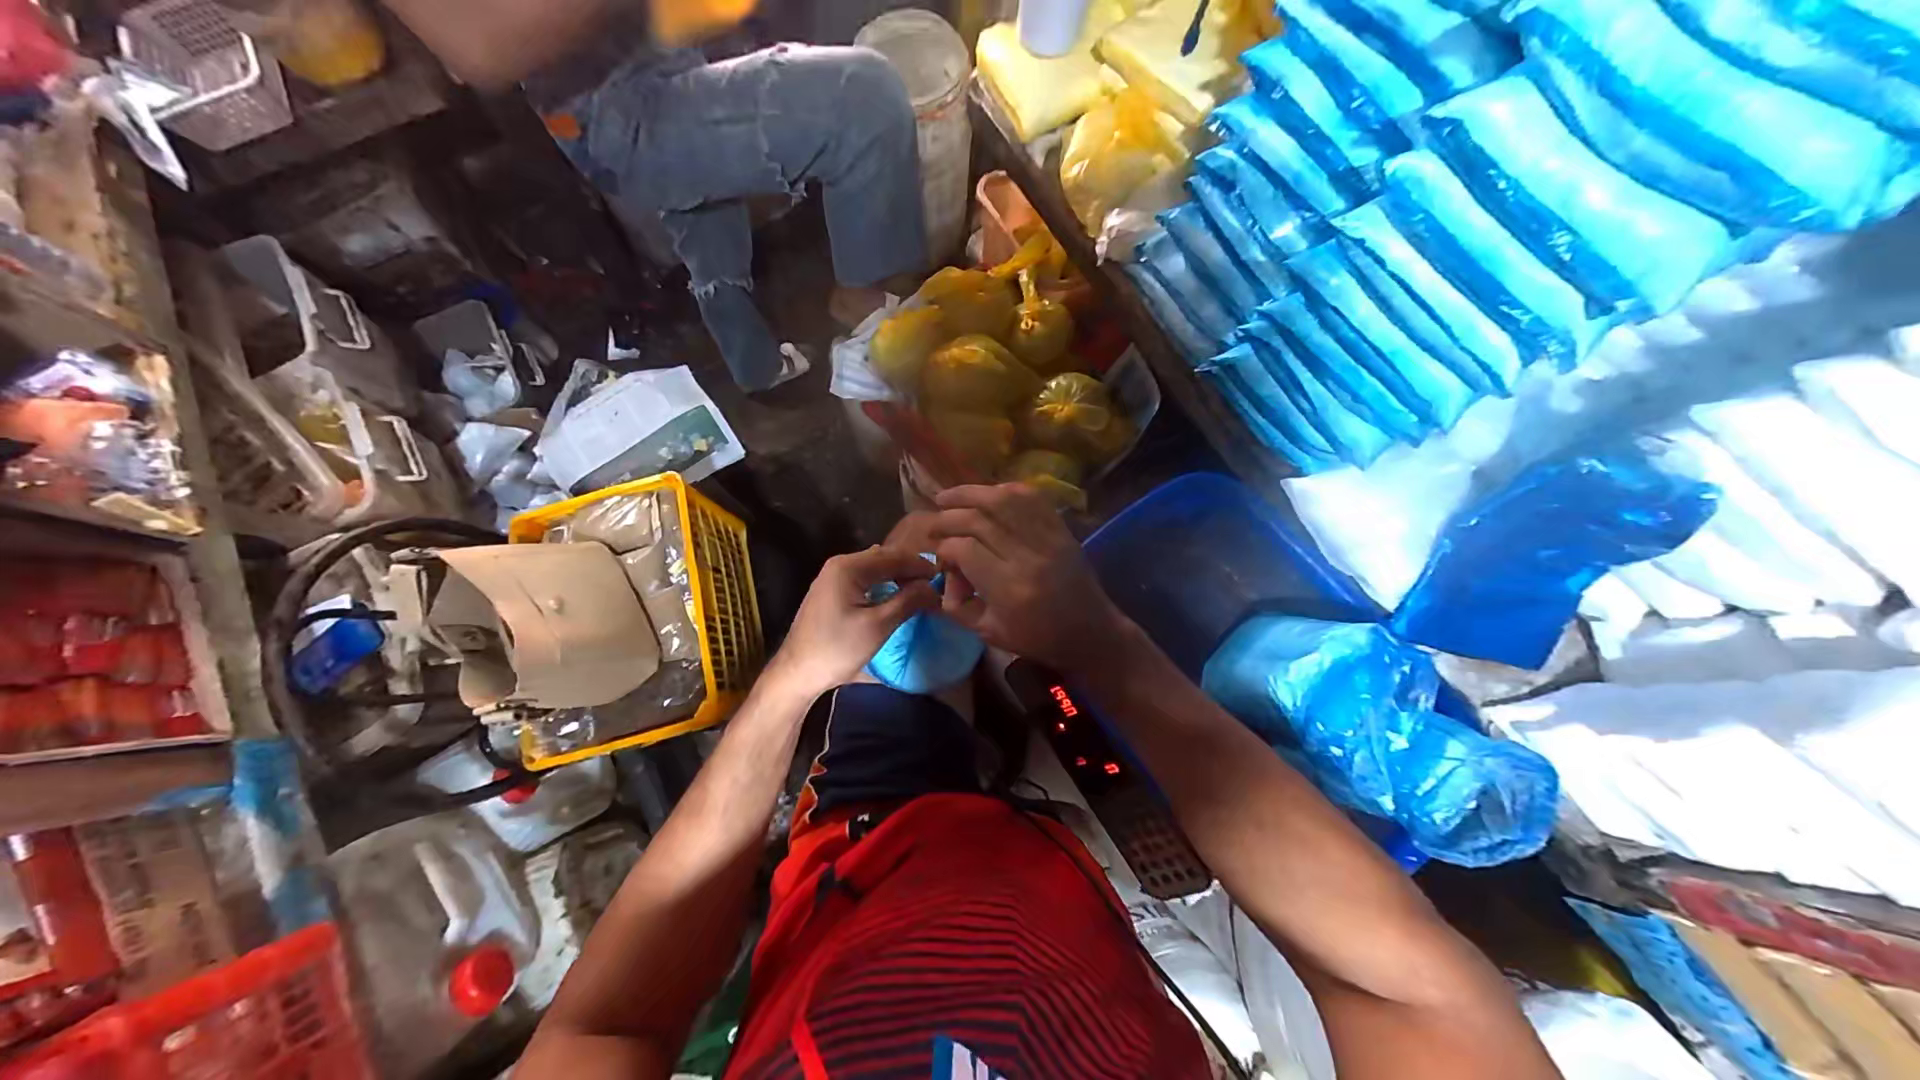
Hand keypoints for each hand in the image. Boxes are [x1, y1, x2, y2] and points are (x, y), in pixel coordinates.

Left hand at [764, 545, 938, 698]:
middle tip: (936, 585)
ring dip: (898, 576)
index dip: (921, 566)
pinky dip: (884, 583)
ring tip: (920, 590)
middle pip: (884, 558)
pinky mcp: (832, 591)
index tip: (945, 578)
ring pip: (875, 568)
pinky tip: (896, 596)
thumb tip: (933, 587)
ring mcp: (833, 577)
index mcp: (849, 567)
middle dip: (910, 569)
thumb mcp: (878, 626)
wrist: (797, 673)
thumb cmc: (837, 649)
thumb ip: (908, 601)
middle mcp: (839, 564)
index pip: (894, 557)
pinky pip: (865, 578)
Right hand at [928, 483, 1134, 672]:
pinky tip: (986, 494)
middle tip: (933, 523)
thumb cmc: (1036, 638)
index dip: (944, 548)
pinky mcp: (1062, 529)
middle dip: (949, 517)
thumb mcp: (989, 631)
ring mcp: (1048, 539)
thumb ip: (958, 604)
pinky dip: (1005, 490)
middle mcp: (1028, 557)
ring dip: (970, 493)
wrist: (1089, 632)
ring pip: (1004, 500)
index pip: (965, 549)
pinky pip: (1031, 498)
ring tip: (947, 496)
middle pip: (979, 520)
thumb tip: (943, 572)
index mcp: (1009, 588)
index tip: (939, 555)